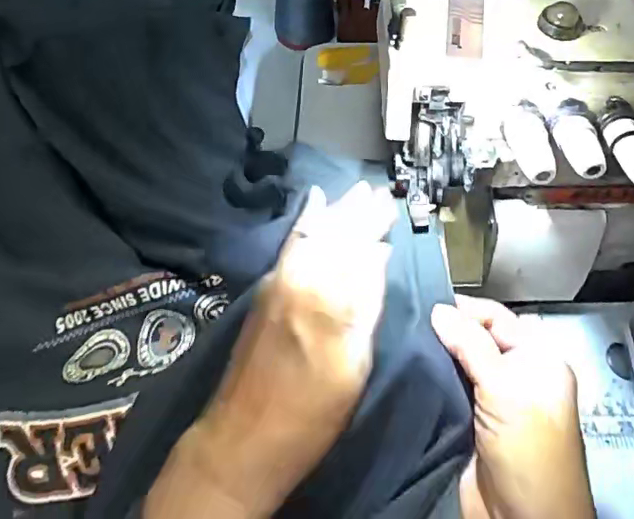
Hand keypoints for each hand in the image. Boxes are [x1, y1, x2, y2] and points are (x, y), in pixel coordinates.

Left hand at [146, 182, 394, 518]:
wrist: (241, 441)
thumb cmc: (310, 414)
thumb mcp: (354, 366)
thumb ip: (367, 304)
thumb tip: (379, 255)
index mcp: (328, 295)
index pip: (360, 246)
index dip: (376, 225)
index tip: (393, 206)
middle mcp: (302, 275)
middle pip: (337, 232)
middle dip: (360, 211)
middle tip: (379, 192)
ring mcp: (280, 278)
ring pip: (314, 230)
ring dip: (337, 210)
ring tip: (358, 191)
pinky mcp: (266, 286)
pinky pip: (294, 238)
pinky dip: (307, 218)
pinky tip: (314, 203)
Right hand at [431, 295, 594, 518]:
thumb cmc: (531, 454)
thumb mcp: (505, 389)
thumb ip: (471, 345)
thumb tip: (438, 309)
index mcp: (537, 358)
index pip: (497, 318)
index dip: (465, 309)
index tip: (428, 303)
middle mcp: (516, 374)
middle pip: (476, 339)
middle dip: (447, 331)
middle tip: (410, 320)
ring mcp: (492, 401)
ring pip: (458, 365)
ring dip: (436, 357)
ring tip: (403, 342)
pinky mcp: (469, 424)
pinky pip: (447, 391)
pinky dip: (431, 381)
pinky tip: (410, 371)